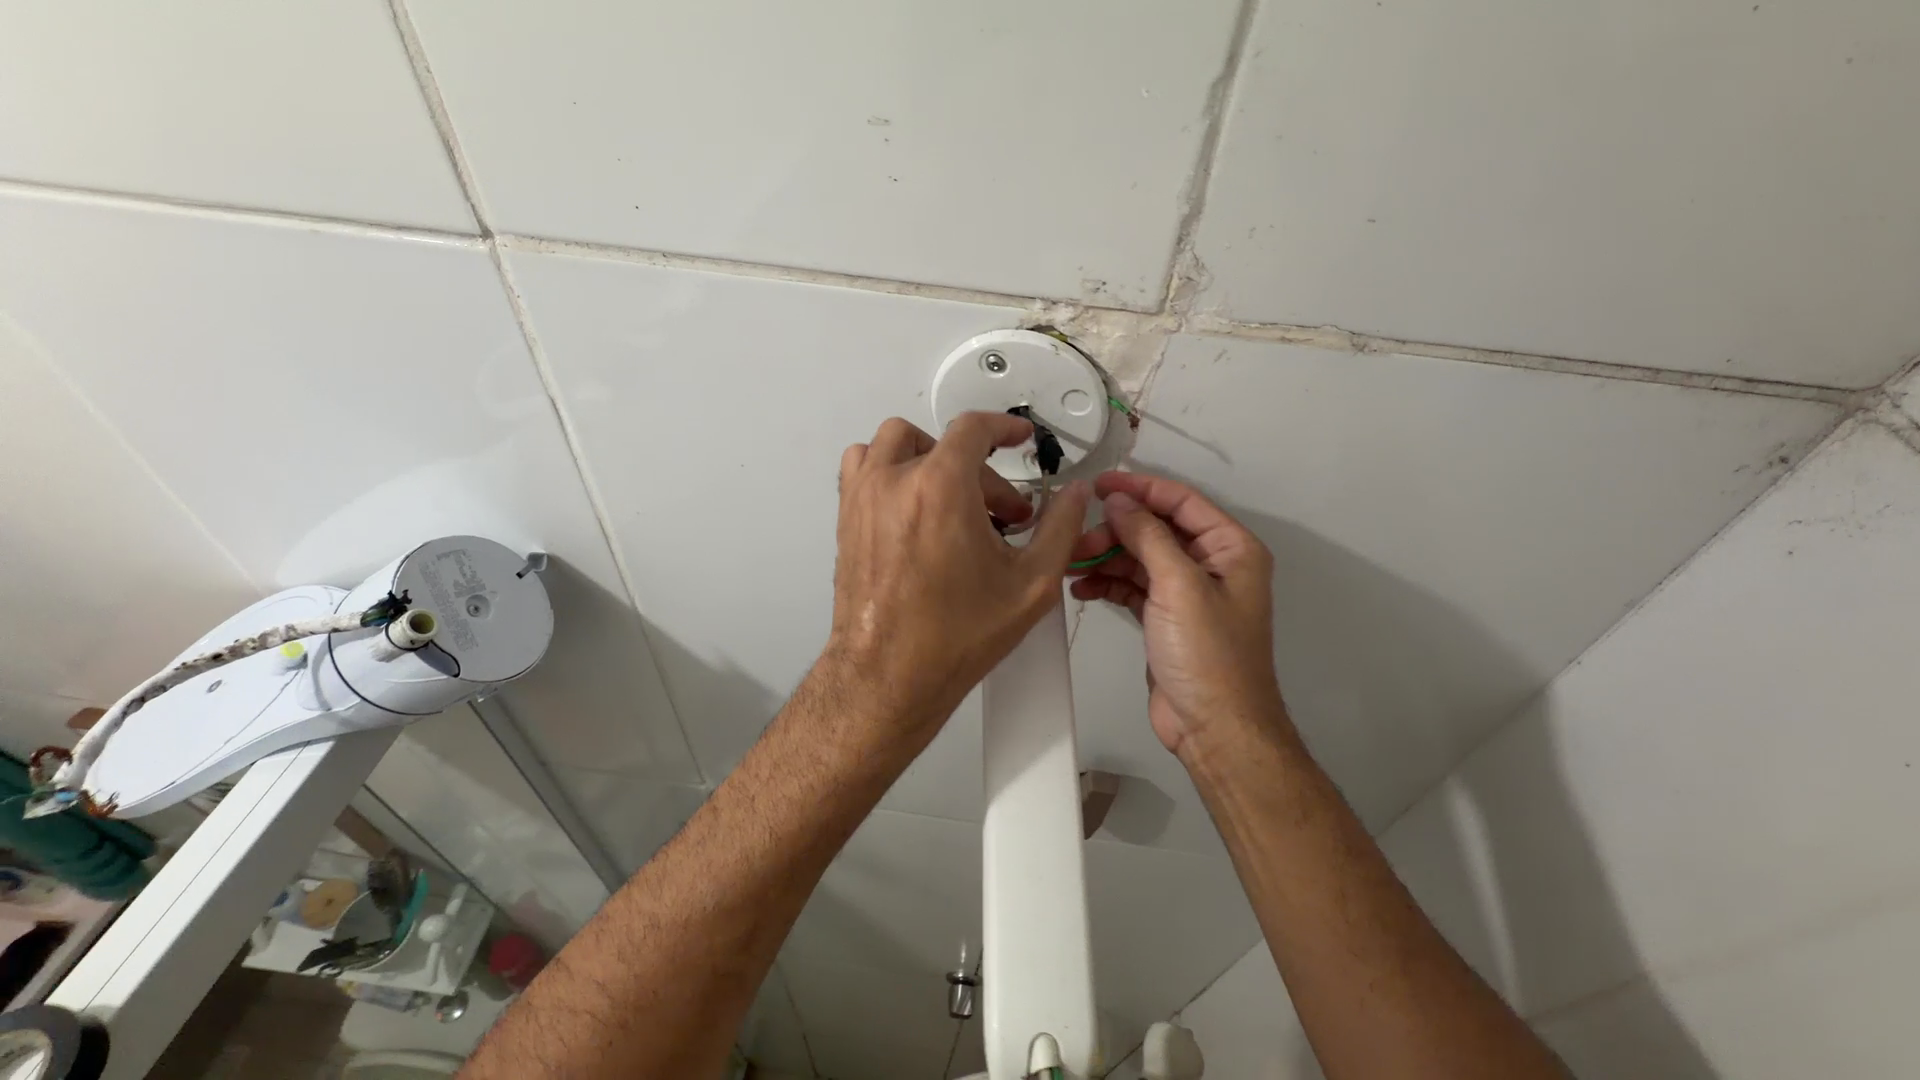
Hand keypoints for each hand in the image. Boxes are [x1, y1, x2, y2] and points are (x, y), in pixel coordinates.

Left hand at [828, 414, 1089, 742]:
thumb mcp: (1031, 585)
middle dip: (979, 470)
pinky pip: (863, 468)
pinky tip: (916, 509)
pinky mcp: (846, 519)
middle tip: (1002, 514)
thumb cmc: (956, 635)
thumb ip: (1061, 529)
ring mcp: (862, 498)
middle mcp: (894, 482)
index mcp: (941, 488)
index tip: (1019, 437)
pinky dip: (890, 471)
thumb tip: (1076, 495)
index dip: (1004, 427)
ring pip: (894, 444)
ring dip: (929, 459)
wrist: (889, 675)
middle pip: (942, 443)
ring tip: (954, 500)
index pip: (974, 429)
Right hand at [1068, 472, 1282, 755]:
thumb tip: (1118, 500)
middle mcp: (1212, 564)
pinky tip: (1082, 588)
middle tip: (1077, 541)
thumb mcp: (1179, 585)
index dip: (1140, 488)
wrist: (1214, 726)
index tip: (1097, 485)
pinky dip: (1108, 584)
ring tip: (1071, 565)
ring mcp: (1188, 593)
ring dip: (1106, 558)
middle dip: (1116, 531)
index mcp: (1231, 548)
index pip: (1181, 502)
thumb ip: (1147, 535)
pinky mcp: (1166, 619)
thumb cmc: (1208, 654)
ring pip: (1140, 558)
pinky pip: (1133, 587)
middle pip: (1156, 530)